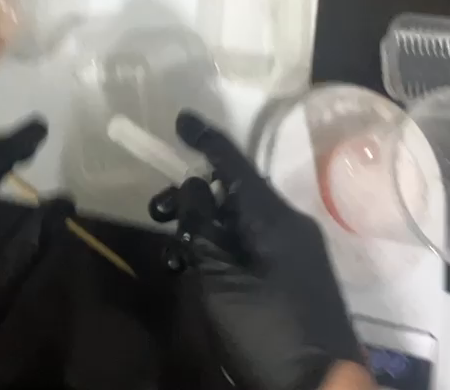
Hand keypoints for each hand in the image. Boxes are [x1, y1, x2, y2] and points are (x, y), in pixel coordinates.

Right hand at [150, 111, 366, 389]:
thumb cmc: (267, 329)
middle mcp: (287, 224)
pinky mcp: (293, 277)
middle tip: (155, 211)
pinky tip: (196, 271)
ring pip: (239, 221)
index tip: (180, 120)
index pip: (233, 162)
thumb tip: (193, 185)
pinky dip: (222, 250)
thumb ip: (203, 226)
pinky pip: (252, 246)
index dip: (204, 139)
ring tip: (172, 253)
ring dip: (203, 227)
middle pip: (233, 193)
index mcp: (273, 216)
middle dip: (192, 196)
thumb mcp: (221, 278)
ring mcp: (294, 252)